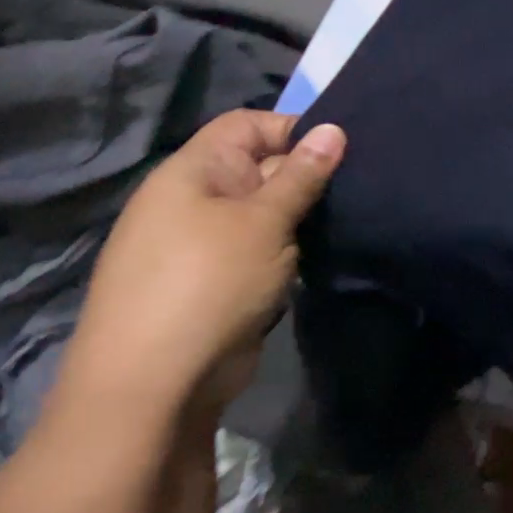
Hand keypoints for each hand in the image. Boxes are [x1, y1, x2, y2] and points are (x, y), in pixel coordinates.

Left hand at [61, 111, 344, 412]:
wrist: (151, 388)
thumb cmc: (207, 285)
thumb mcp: (265, 221)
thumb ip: (303, 174)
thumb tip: (334, 128)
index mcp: (191, 174)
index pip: (248, 124)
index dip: (295, 129)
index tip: (343, 151)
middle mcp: (191, 201)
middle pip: (261, 165)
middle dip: (308, 174)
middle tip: (360, 185)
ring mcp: (199, 243)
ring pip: (265, 210)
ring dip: (302, 215)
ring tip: (347, 218)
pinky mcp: (214, 281)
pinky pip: (259, 246)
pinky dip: (289, 247)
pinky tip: (321, 253)